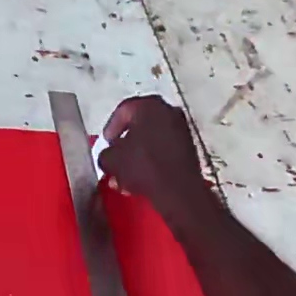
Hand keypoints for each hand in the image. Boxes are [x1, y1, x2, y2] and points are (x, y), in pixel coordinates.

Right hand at [97, 96, 217, 231]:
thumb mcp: (110, 160)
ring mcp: (182, 128)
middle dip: (125, 143)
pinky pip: (164, 149)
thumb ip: (105, 153)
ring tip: (125, 176)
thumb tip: (110, 155)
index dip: (111, 128)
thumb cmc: (142, 166)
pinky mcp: (189, 147)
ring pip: (151, 139)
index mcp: (148, 105)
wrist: (177, 190)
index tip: (107, 143)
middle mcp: (168, 111)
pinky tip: (141, 178)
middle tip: (116, 158)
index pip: (123, 110)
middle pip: (138, 125)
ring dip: (137, 155)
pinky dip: (152, 160)